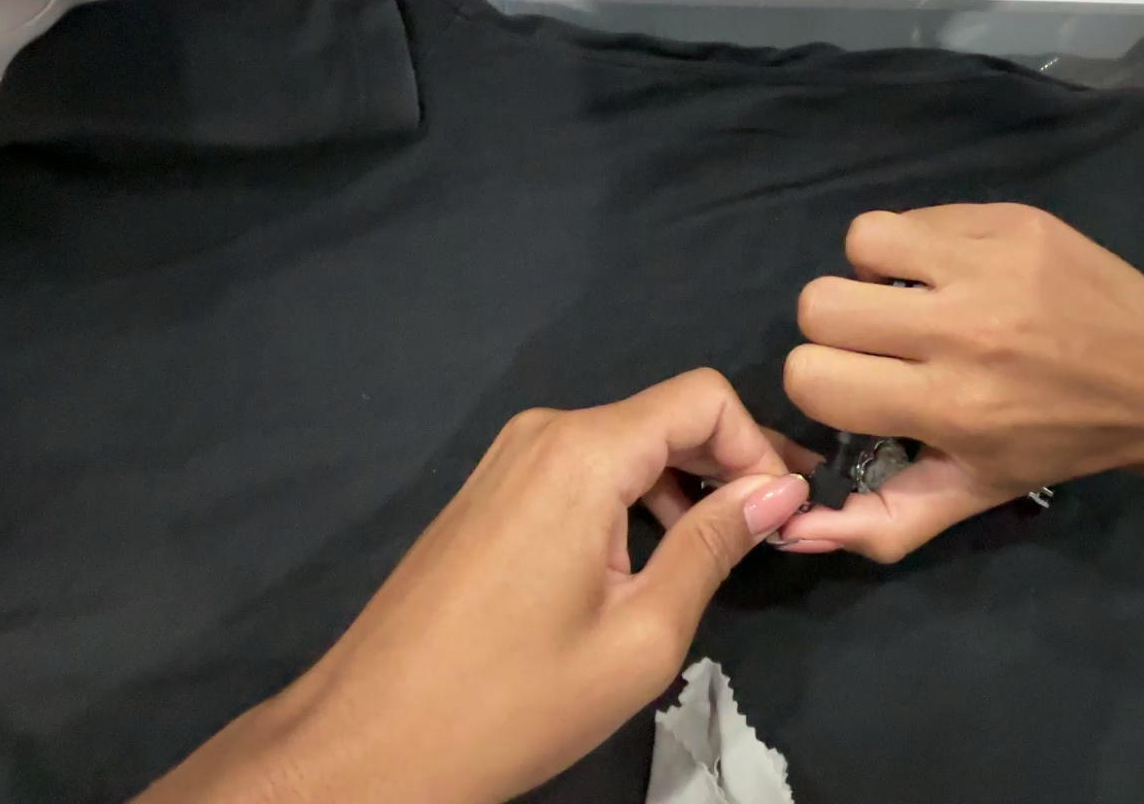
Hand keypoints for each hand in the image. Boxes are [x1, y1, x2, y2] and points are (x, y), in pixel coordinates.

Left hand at [132, 370, 810, 803]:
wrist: (360, 746)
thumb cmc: (512, 702)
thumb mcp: (641, 635)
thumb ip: (716, 544)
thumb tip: (780, 489)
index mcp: (585, 451)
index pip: (703, 397)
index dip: (757, 444)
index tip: (782, 510)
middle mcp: (549, 429)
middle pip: (667, 413)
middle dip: (728, 460)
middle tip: (772, 523)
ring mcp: (514, 453)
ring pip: (629, 439)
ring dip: (683, 479)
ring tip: (717, 543)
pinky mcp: (496, 481)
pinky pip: (587, 463)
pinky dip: (635, 491)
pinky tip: (648, 547)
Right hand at [776, 204, 1143, 560]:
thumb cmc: (1060, 444)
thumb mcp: (973, 494)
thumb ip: (882, 521)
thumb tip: (794, 524)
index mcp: (949, 408)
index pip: (810, 376)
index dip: (818, 380)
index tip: (856, 382)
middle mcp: (965, 332)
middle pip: (819, 303)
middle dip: (835, 325)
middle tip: (882, 337)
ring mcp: (992, 265)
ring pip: (861, 240)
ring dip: (872, 270)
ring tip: (915, 293)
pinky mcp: (1014, 219)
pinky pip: (918, 215)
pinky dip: (921, 243)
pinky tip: (958, 270)